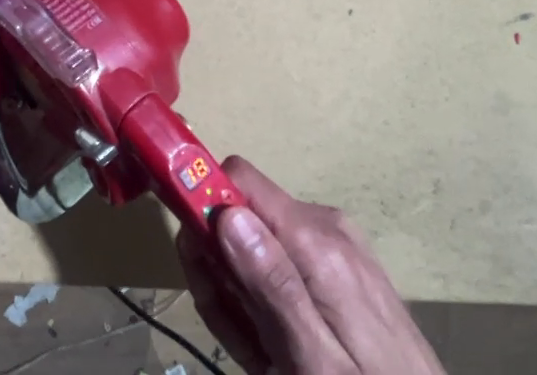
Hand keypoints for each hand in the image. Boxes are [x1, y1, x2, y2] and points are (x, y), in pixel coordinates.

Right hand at [176, 157, 444, 374]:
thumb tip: (228, 214)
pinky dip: (263, 301)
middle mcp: (324, 227)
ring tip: (262, 352)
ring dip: (239, 296)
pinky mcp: (337, 262)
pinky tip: (278, 344)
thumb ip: (271, 284)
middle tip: (239, 336)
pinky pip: (275, 262)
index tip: (200, 264)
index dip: (203, 209)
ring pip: (249, 245)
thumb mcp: (312, 360)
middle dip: (220, 273)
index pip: (237, 179)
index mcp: (317, 242)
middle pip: (236, 218)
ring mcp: (333, 244)